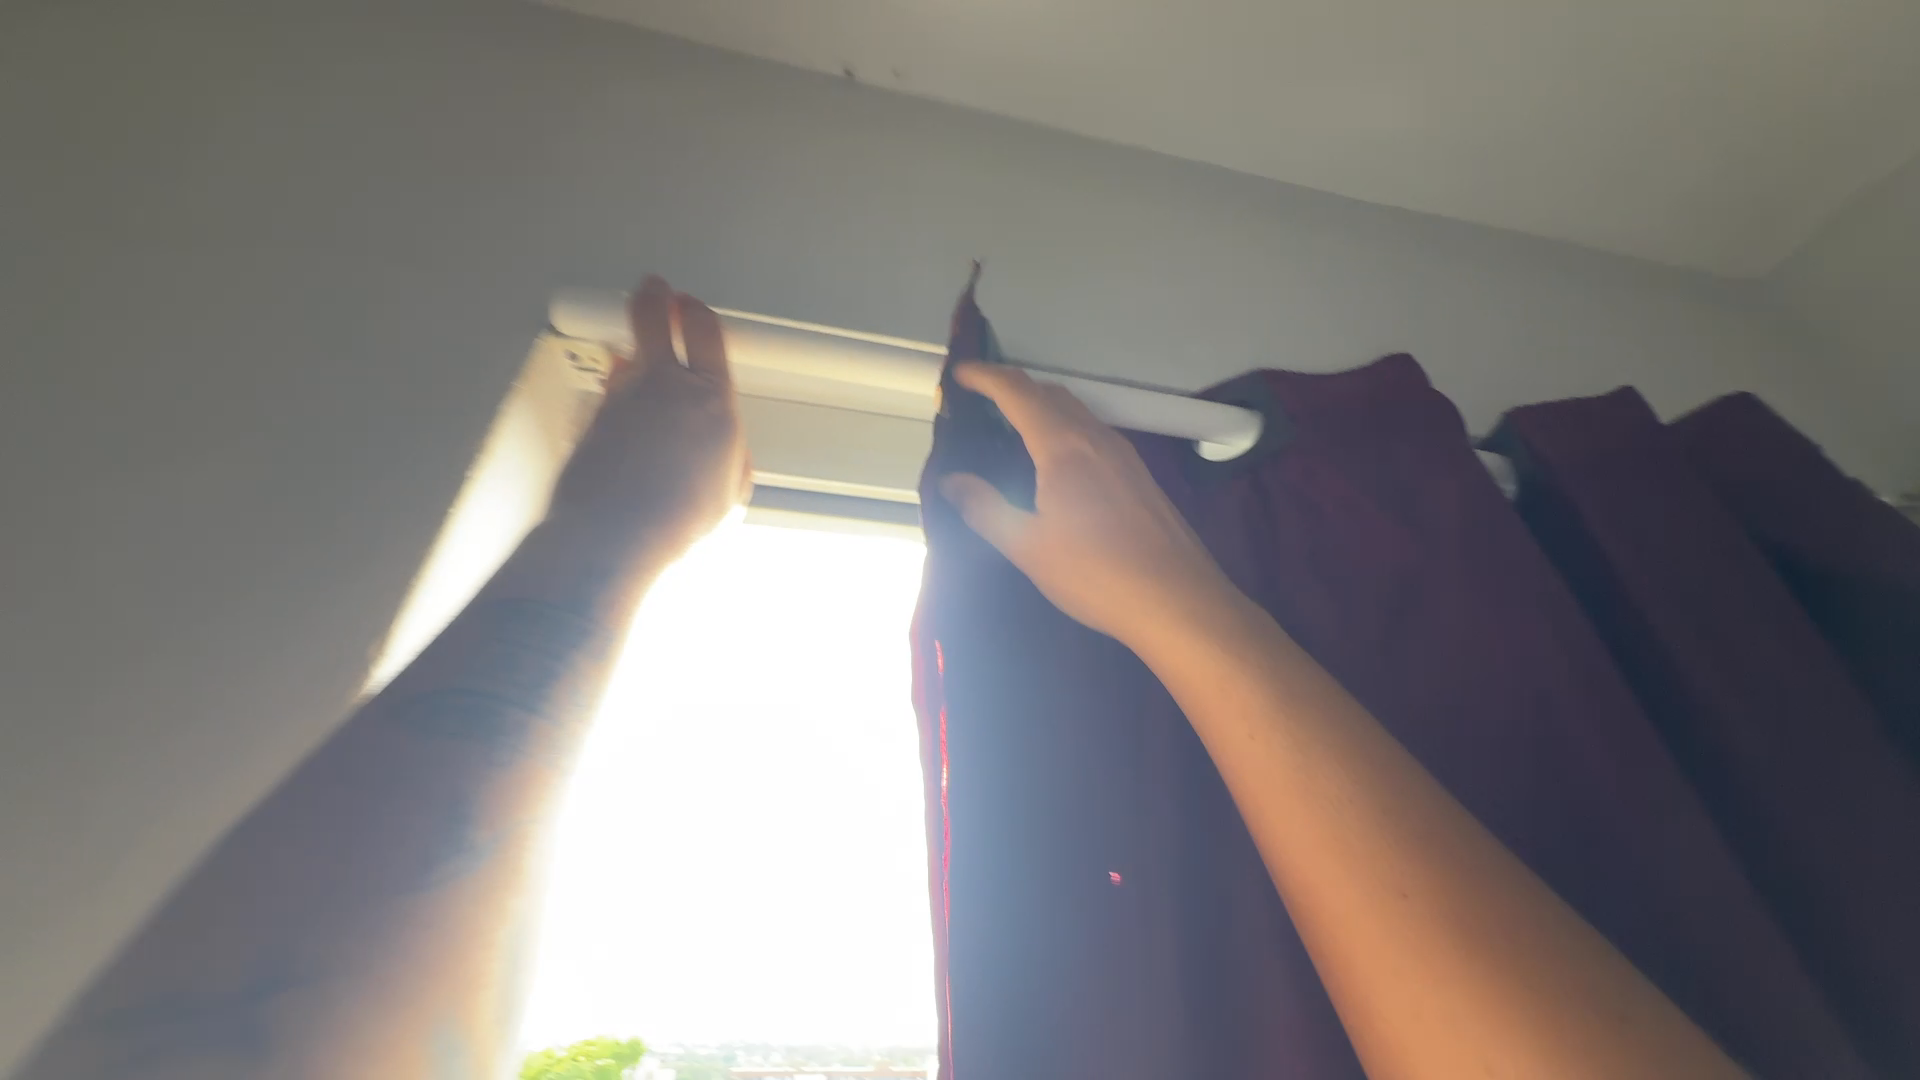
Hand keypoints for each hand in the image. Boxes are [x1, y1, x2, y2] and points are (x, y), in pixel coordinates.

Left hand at [547, 275, 748, 565]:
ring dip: (633, 347)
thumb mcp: (729, 495)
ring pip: (627, 354)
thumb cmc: (677, 519)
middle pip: (654, 318)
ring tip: (638, 350)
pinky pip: (609, 392)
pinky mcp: (592, 416)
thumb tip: (727, 456)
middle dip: (654, 297)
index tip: (693, 307)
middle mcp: (664, 386)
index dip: (697, 312)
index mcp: (711, 400)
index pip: (705, 332)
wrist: (614, 534)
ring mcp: (622, 396)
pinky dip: (616, 391)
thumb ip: (731, 462)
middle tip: (655, 290)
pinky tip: (622, 406)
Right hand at [938, 363, 1240, 646]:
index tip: (960, 375)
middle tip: (980, 402)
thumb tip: (952, 482)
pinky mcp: (1138, 475)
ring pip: (1076, 411)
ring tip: (1012, 427)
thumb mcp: (1028, 546)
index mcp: (1064, 447)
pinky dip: (1063, 427)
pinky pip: (1092, 432)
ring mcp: (1123, 455)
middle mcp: (1096, 438)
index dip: (985, 377)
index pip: (1018, 392)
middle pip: (1050, 393)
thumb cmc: (1096, 574)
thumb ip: (985, 508)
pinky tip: (1055, 461)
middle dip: (1012, 387)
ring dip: (1041, 406)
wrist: (1177, 599)